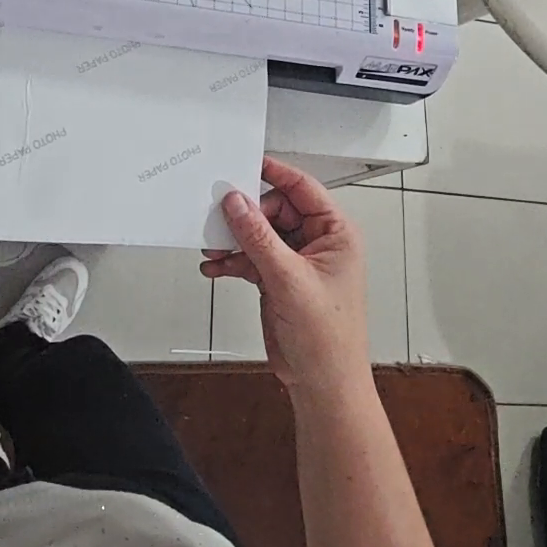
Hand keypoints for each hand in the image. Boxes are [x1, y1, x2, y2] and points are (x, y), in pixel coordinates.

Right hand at [200, 156, 369, 398]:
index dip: (274, 173)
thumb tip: (237, 202)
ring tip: (212, 247)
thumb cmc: (328, 338)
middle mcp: (317, 242)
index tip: (244, 163)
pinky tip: (216, 267)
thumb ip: (259, 238)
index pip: (302, 189)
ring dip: (234, 240)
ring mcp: (296, 261)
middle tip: (219, 218)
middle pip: (274, 209)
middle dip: (245, 216)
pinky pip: (251, 257)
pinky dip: (232, 261)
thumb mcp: (289, 279)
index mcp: (335, 233)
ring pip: (259, 234)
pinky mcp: (278, 279)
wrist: (322, 384)